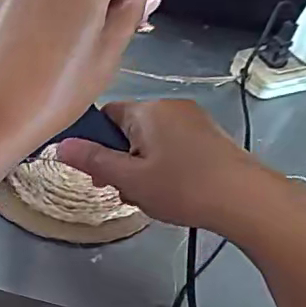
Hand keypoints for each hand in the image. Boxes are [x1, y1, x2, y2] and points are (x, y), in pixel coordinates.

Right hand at [52, 99, 305, 232]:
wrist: (245, 199)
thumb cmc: (182, 187)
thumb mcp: (129, 178)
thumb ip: (93, 160)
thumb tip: (60, 145)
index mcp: (148, 111)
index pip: (106, 114)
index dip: (93, 142)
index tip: (93, 171)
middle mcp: (170, 107)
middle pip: (127, 128)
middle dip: (117, 159)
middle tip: (118, 190)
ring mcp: (193, 120)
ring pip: (149, 140)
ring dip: (138, 166)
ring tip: (145, 195)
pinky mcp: (209, 137)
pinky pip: (171, 145)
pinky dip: (161, 166)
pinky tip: (167, 191)